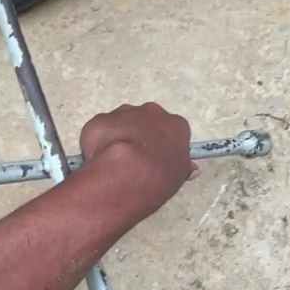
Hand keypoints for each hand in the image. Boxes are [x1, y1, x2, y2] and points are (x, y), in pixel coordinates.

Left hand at [78, 104, 194, 216]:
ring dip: (119, 135)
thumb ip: (182, 167)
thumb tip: (191, 169)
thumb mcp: (178, 176)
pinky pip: (100, 129)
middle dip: (140, 134)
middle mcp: (152, 112)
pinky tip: (98, 157)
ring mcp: (124, 113)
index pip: (172, 131)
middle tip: (134, 158)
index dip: (162, 144)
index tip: (156, 158)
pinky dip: (98, 140)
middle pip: (146, 121)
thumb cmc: (158, 176)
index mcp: (175, 125)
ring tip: (114, 160)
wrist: (126, 171)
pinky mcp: (100, 120)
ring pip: (122, 122)